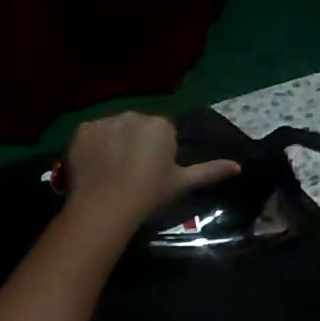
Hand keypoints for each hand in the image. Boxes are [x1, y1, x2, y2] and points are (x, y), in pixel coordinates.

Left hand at [63, 113, 239, 227]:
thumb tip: (238, 166)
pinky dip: (90, 147)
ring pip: (110, 129)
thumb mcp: (181, 183)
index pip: (159, 133)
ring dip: (110, 143)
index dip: (154, 153)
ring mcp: (105, 121)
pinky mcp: (81, 130)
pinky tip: (92, 167)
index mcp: (160, 125)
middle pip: (134, 127)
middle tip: (128, 173)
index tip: (149, 173)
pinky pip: (88, 135)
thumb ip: (209, 171)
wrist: (106, 205)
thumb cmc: (148, 195)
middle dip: (132, 144)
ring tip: (108, 172)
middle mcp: (133, 115)